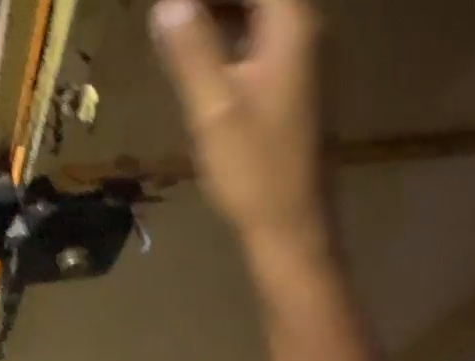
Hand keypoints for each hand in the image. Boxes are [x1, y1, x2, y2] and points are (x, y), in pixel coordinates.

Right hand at [150, 0, 325, 244]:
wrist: (291, 225)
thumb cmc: (253, 170)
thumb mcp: (213, 108)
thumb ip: (191, 50)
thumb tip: (168, 3)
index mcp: (291, 26)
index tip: (170, 5)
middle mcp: (306, 32)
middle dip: (212, 1)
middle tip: (170, 14)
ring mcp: (304, 60)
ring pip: (260, 13)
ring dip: (220, 11)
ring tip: (178, 22)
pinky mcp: (295, 86)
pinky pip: (261, 39)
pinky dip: (231, 33)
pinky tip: (201, 52)